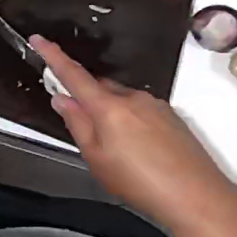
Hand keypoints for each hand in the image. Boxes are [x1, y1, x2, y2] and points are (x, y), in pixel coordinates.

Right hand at [32, 35, 236, 224]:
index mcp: (109, 107)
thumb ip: (77, 124)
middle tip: (84, 130)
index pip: (74, 74)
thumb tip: (62, 99)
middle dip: (87, 100)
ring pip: (120, 99)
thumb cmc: (141, 182)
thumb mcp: (96, 158)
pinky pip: (140, 109)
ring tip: (115, 151)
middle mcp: (133, 98)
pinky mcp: (171, 116)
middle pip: (99, 87)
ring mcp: (155, 105)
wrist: (197, 196)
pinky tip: (136, 150)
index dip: (53, 56)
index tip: (39, 39)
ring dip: (110, 115)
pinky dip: (130, 122)